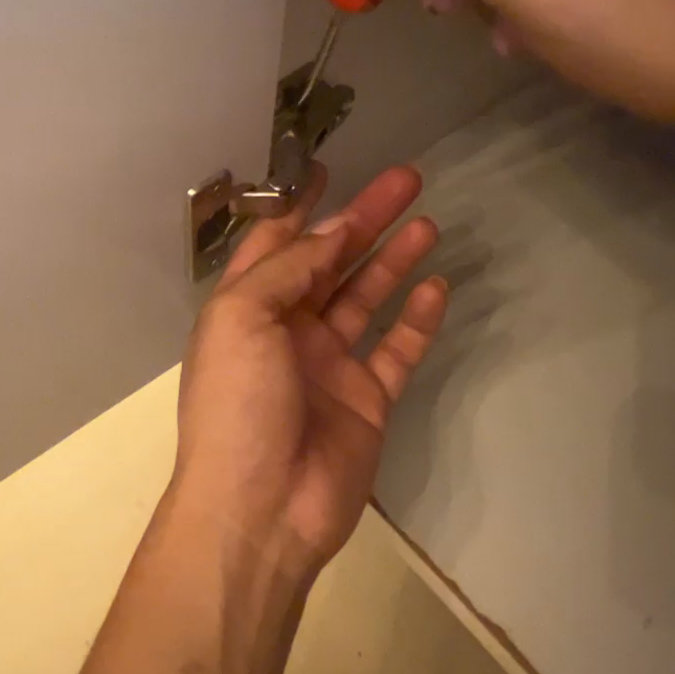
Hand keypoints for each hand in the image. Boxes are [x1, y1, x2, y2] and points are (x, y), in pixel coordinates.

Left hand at [171, 164, 446, 576]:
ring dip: (392, 259)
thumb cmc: (237, 403)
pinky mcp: (367, 399)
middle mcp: (285, 329)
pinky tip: (436, 284)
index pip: (274, 244)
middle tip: (406, 179)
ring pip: (365, 297)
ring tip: (427, 219)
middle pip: (328, 262)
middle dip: (362, 221)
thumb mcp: (241, 319)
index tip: (329, 167)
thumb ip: (286, 270)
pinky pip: (396, 348)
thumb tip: (327, 233)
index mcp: (244, 308)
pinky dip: (415, 319)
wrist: (261, 506)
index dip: (300, 206)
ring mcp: (328, 364)